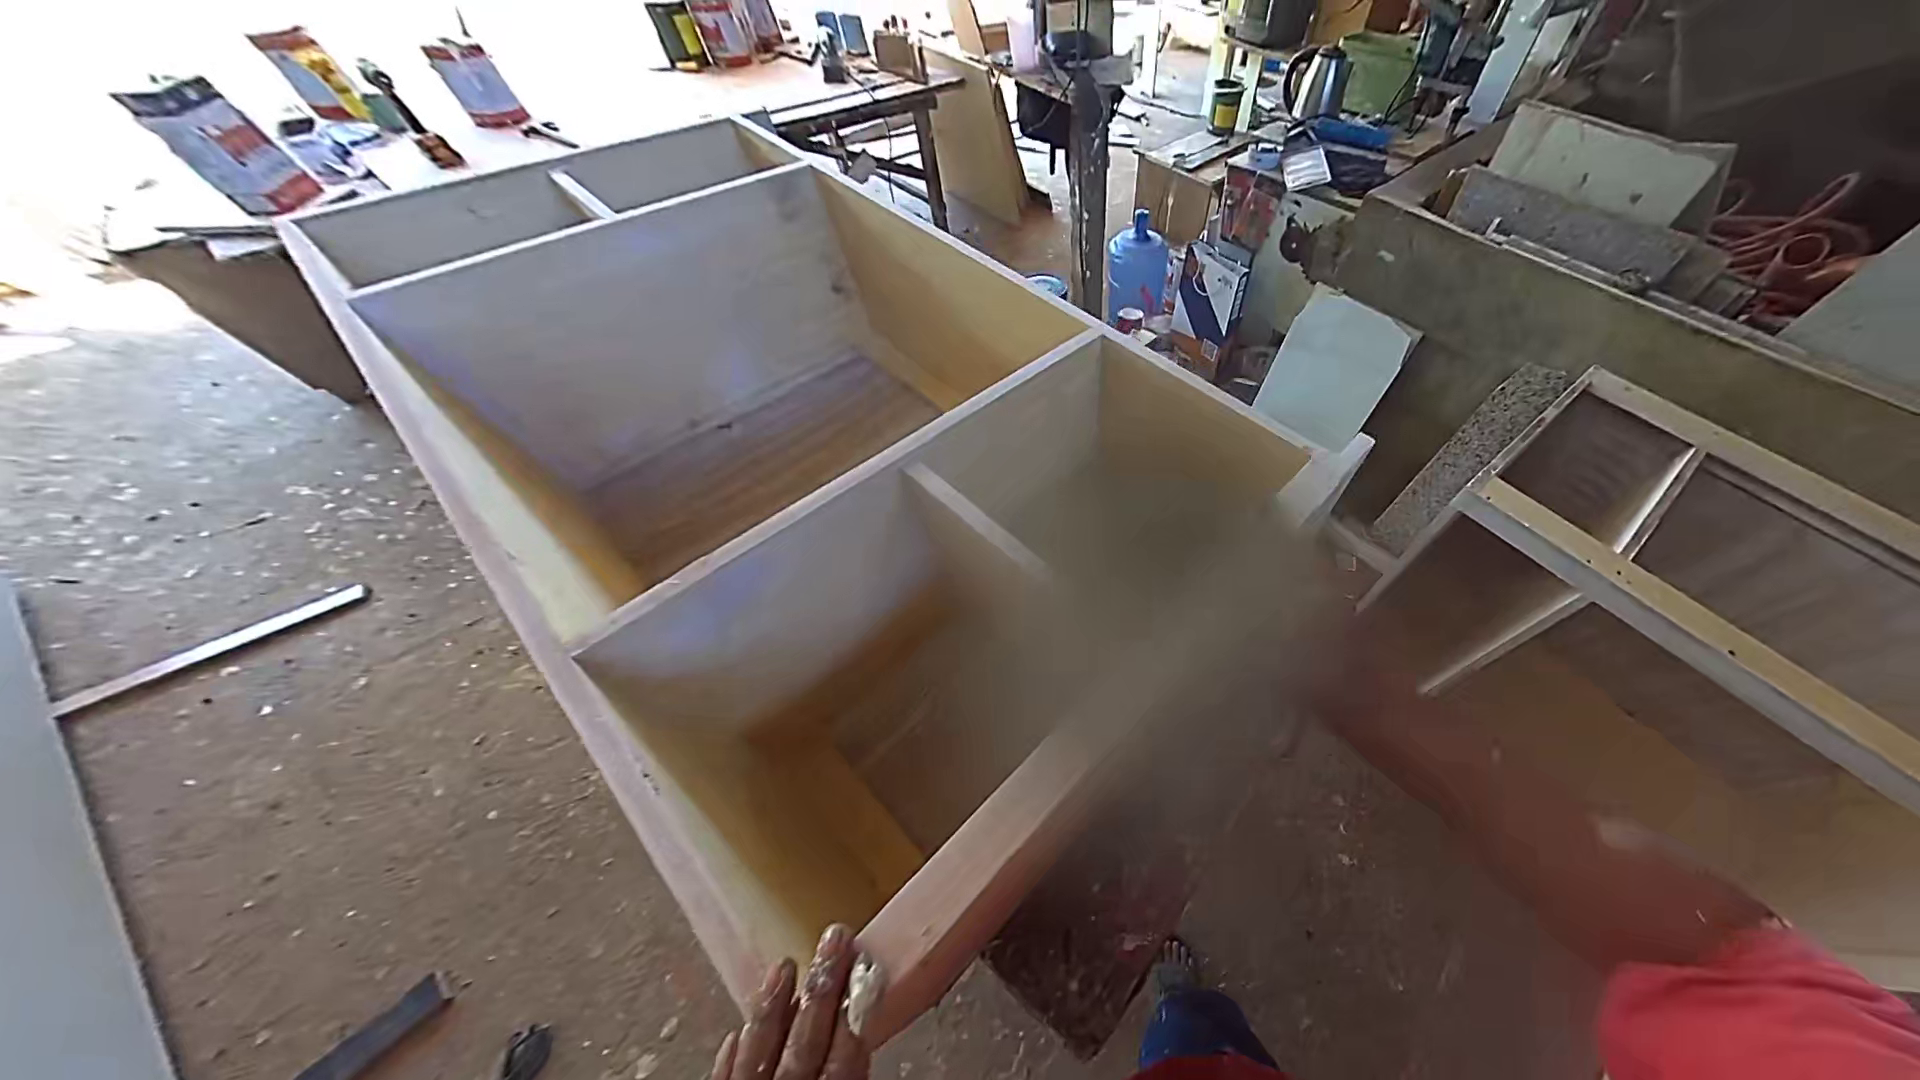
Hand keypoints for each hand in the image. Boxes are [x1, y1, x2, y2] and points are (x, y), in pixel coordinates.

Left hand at [710, 925, 869, 1079]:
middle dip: (823, 988)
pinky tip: (737, 1031)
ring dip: (773, 1008)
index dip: (855, 1012)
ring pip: (760, 1055)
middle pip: (805, 1044)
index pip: (841, 1061)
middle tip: (836, 936)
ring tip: (783, 964)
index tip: (865, 962)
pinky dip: (729, 1059)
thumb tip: (865, 1032)